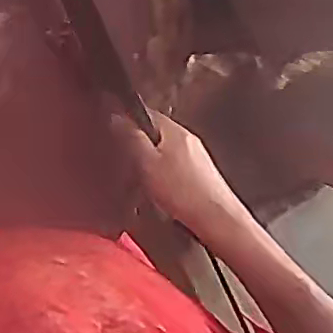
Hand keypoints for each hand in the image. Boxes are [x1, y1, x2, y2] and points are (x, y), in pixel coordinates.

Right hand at [110, 108, 251, 245]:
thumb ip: (131, 137)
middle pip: (156, 131)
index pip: (145, 112)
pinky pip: (175, 164)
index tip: (114, 130)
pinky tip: (161, 188)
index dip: (126, 119)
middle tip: (127, 158)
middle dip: (139, 141)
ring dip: (152, 158)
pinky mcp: (201, 173)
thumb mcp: (146, 163)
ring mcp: (196, 156)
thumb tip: (117, 118)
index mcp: (174, 130)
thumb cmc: (184, 193)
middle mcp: (188, 139)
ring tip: (143, 177)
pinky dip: (164, 172)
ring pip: (165, 149)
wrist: (218, 220)